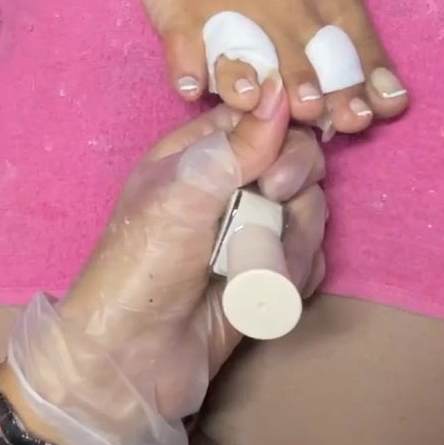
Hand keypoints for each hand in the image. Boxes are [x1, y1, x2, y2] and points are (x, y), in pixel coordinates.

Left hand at [0, 83, 327, 444]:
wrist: (134, 356)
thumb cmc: (145, 261)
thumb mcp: (185, 193)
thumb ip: (237, 145)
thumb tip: (277, 88)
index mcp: (198, 154)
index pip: (261, 119)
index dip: (282, 130)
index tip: (279, 155)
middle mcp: (228, 185)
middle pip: (296, 161)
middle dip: (292, 183)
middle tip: (271, 200)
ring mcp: (249, 230)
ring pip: (308, 212)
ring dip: (289, 237)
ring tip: (249, 263)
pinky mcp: (266, 273)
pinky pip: (308, 259)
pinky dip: (292, 275)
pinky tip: (262, 293)